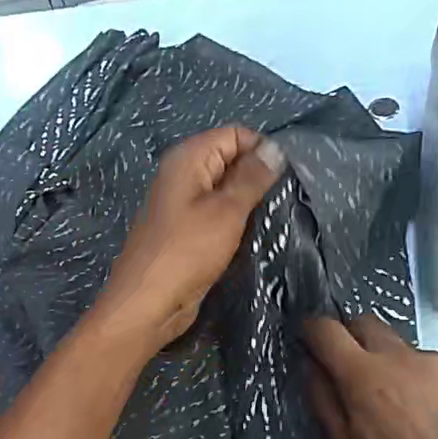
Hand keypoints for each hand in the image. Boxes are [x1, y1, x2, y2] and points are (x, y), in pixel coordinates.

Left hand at [93, 125, 285, 350]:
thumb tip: (275, 148)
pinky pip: (219, 215)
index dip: (262, 150)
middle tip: (287, 200)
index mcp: (188, 159)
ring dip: (250, 203)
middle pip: (230, 160)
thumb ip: (252, 177)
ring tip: (275, 218)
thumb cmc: (187, 252)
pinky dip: (237, 222)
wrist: (149, 303)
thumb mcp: (227, 211)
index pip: (235, 135)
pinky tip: (255, 236)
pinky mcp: (188, 231)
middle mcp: (184, 175)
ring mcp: (184, 204)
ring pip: (226, 190)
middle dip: (259, 177)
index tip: (288, 178)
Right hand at [302, 315, 437, 438]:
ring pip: (404, 349)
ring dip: (396, 367)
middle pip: (367, 324)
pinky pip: (436, 365)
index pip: (328, 330)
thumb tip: (312, 366)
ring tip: (407, 409)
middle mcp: (401, 357)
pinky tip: (435, 414)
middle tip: (356, 372)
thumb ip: (322, 398)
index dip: (314, 329)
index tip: (311, 337)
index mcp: (364, 376)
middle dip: (353, 339)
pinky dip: (429, 382)